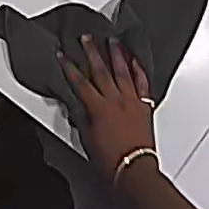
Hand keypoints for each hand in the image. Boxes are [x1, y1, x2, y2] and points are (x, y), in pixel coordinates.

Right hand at [61, 33, 155, 181]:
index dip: (70, 67)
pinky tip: (135, 60)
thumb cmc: (110, 161)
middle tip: (87, 38)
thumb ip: (84, 118)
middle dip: (92, 52)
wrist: (134, 171)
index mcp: (98, 109)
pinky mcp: (144, 106)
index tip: (64, 55)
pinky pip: (142, 83)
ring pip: (122, 71)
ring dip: (116, 54)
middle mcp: (115, 100)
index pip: (80, 83)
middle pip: (101, 71)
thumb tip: (80, 106)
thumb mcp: (87, 139)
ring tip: (112, 39)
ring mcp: (131, 101)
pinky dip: (139, 70)